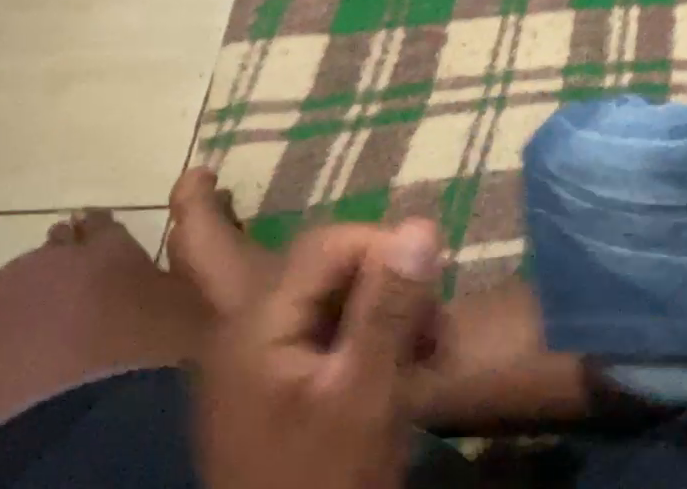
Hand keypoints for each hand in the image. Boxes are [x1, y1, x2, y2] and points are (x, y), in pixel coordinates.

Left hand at [195, 220, 440, 488]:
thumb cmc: (323, 481)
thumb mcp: (367, 394)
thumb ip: (390, 307)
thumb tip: (421, 224)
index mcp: (258, 323)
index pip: (330, 244)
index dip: (387, 250)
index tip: (433, 285)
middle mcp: (251, 329)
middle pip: (334, 269)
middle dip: (393, 285)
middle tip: (435, 327)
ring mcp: (264, 359)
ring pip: (340, 301)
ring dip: (391, 314)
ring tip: (428, 353)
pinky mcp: (281, 384)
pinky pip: (334, 335)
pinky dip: (375, 341)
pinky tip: (405, 370)